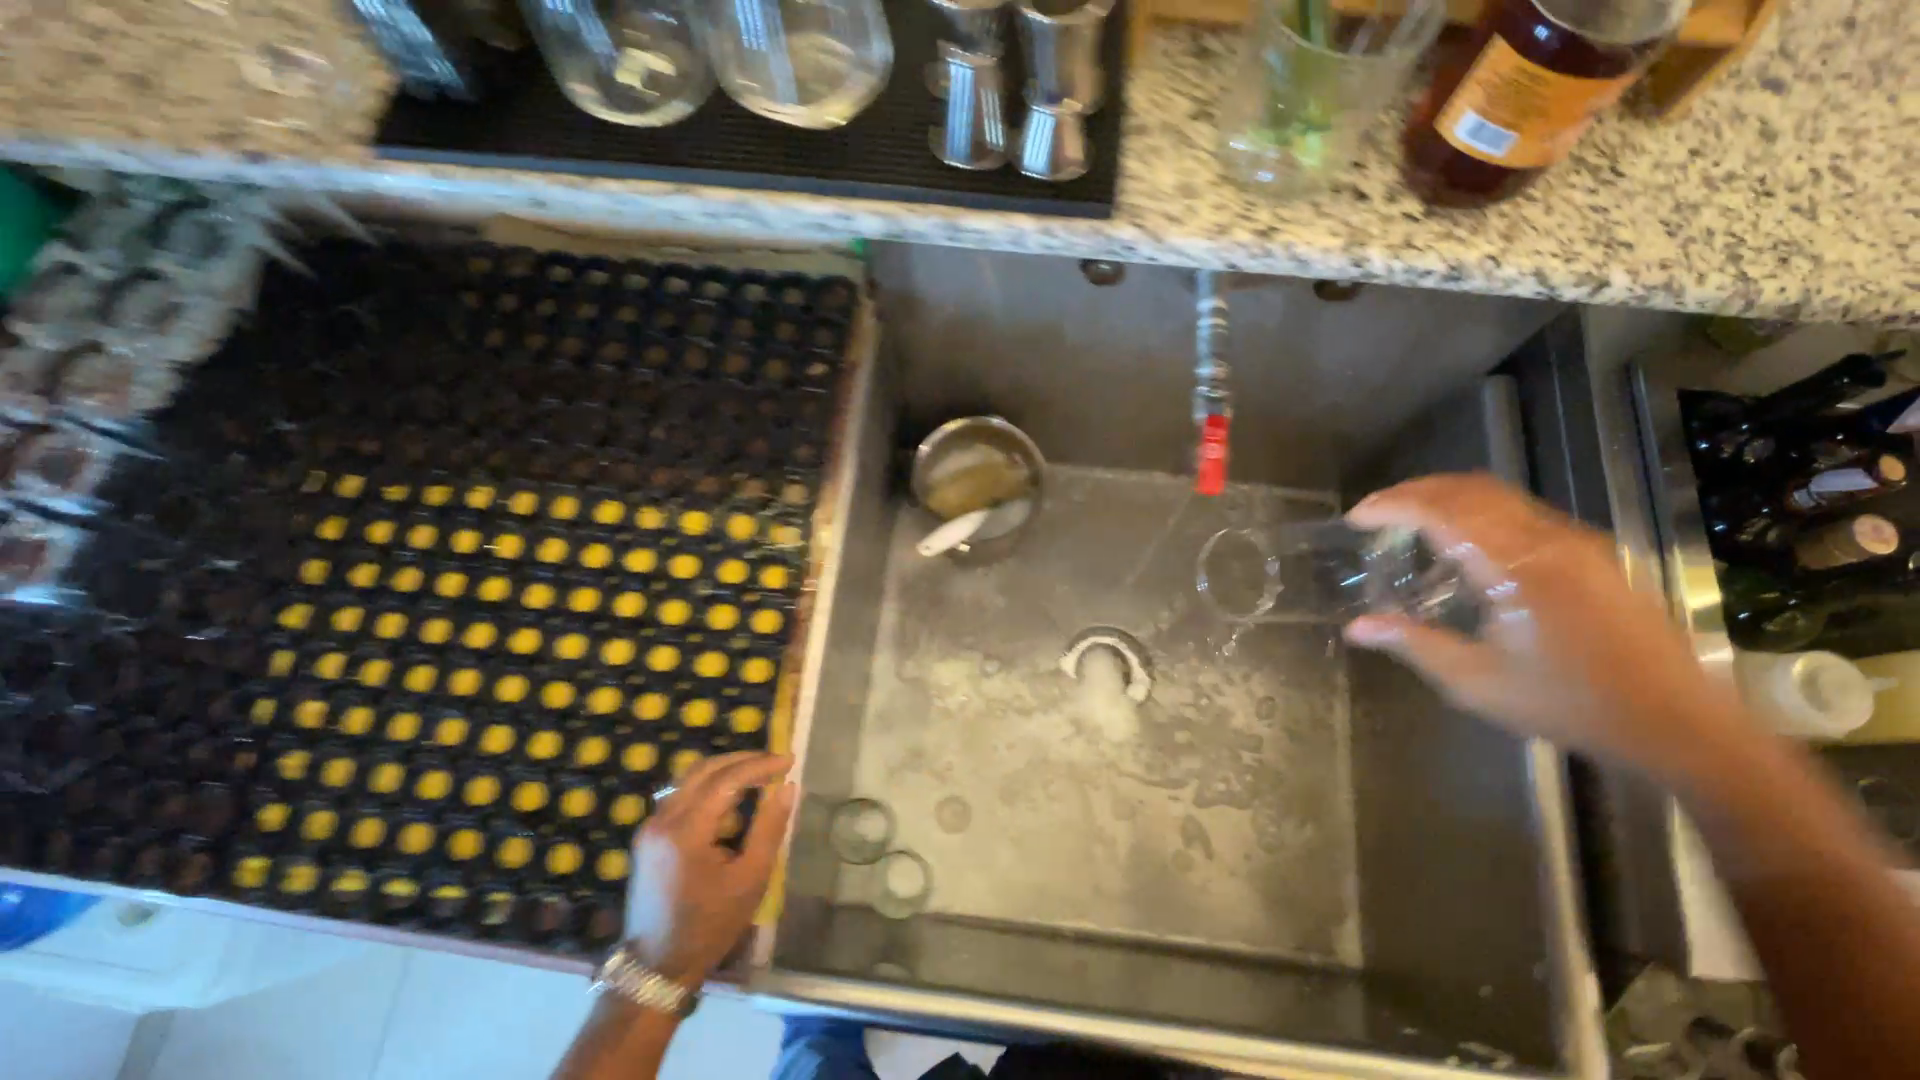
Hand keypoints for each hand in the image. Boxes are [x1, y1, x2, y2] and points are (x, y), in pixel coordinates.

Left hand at [624, 752, 797, 988]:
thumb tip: (787, 788)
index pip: (726, 780)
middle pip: (703, 770)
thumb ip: (769, 829)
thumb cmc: (709, 926)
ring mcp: (650, 827)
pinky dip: (708, 788)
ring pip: (689, 780)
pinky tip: (732, 798)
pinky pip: (680, 797)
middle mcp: (662, 820)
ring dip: (724, 772)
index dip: (760, 766)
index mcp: (686, 831)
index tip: (789, 760)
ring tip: (758, 775)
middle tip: (775, 760)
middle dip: (741, 760)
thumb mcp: (750, 880)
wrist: (657, 964)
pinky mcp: (648, 838)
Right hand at [1343, 473, 1750, 784]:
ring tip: (1409, 519)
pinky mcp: (1592, 553)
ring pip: (1499, 495)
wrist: (1676, 721)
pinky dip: (1478, 511)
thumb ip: (1414, 644)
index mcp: (1517, 566)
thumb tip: (1357, 627)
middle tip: (1376, 511)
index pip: (1442, 512)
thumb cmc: (1570, 704)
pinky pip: (1522, 512)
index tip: (1357, 518)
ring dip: (1448, 497)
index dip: (1393, 506)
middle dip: (1415, 492)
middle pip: (1470, 490)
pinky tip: (1463, 541)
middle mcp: (1548, 540)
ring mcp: (1576, 542)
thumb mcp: (1478, 681)